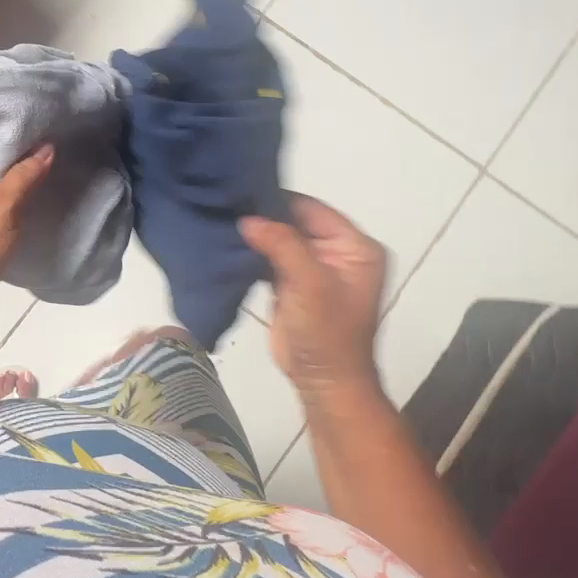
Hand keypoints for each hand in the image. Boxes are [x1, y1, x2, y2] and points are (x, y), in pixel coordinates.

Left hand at [0, 133, 53, 317]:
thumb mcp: (4, 207)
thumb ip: (25, 175)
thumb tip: (46, 148)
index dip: (22, 135)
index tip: (53, 133)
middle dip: (25, 159)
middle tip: (60, 155)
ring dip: (21, 182)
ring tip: (53, 176)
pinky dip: (12, 202)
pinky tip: (35, 203)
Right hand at [240, 194, 387, 404]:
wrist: (323, 382)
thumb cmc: (327, 334)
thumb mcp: (310, 284)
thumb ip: (282, 245)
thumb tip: (247, 219)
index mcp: (355, 247)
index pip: (312, 209)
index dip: (278, 202)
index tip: (239, 194)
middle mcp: (337, 252)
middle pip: (294, 221)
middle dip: (263, 218)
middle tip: (224, 206)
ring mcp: (314, 267)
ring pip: (279, 238)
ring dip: (255, 235)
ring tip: (221, 221)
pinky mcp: (292, 282)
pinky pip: (270, 256)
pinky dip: (252, 252)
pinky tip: (227, 244)